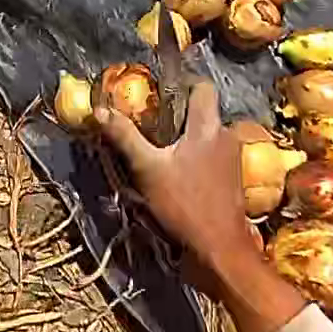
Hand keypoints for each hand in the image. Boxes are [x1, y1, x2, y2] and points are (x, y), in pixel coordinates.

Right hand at [95, 80, 255, 275]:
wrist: (220, 248)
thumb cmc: (185, 204)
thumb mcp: (148, 169)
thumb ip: (125, 137)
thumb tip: (100, 110)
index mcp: (208, 126)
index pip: (203, 86)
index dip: (183, 83)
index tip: (160, 92)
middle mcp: (225, 135)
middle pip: (203, 111)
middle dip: (179, 114)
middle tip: (153, 122)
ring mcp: (232, 158)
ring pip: (207, 134)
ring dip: (187, 137)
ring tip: (162, 149)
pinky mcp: (232, 178)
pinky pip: (212, 154)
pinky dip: (196, 156)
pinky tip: (178, 172)